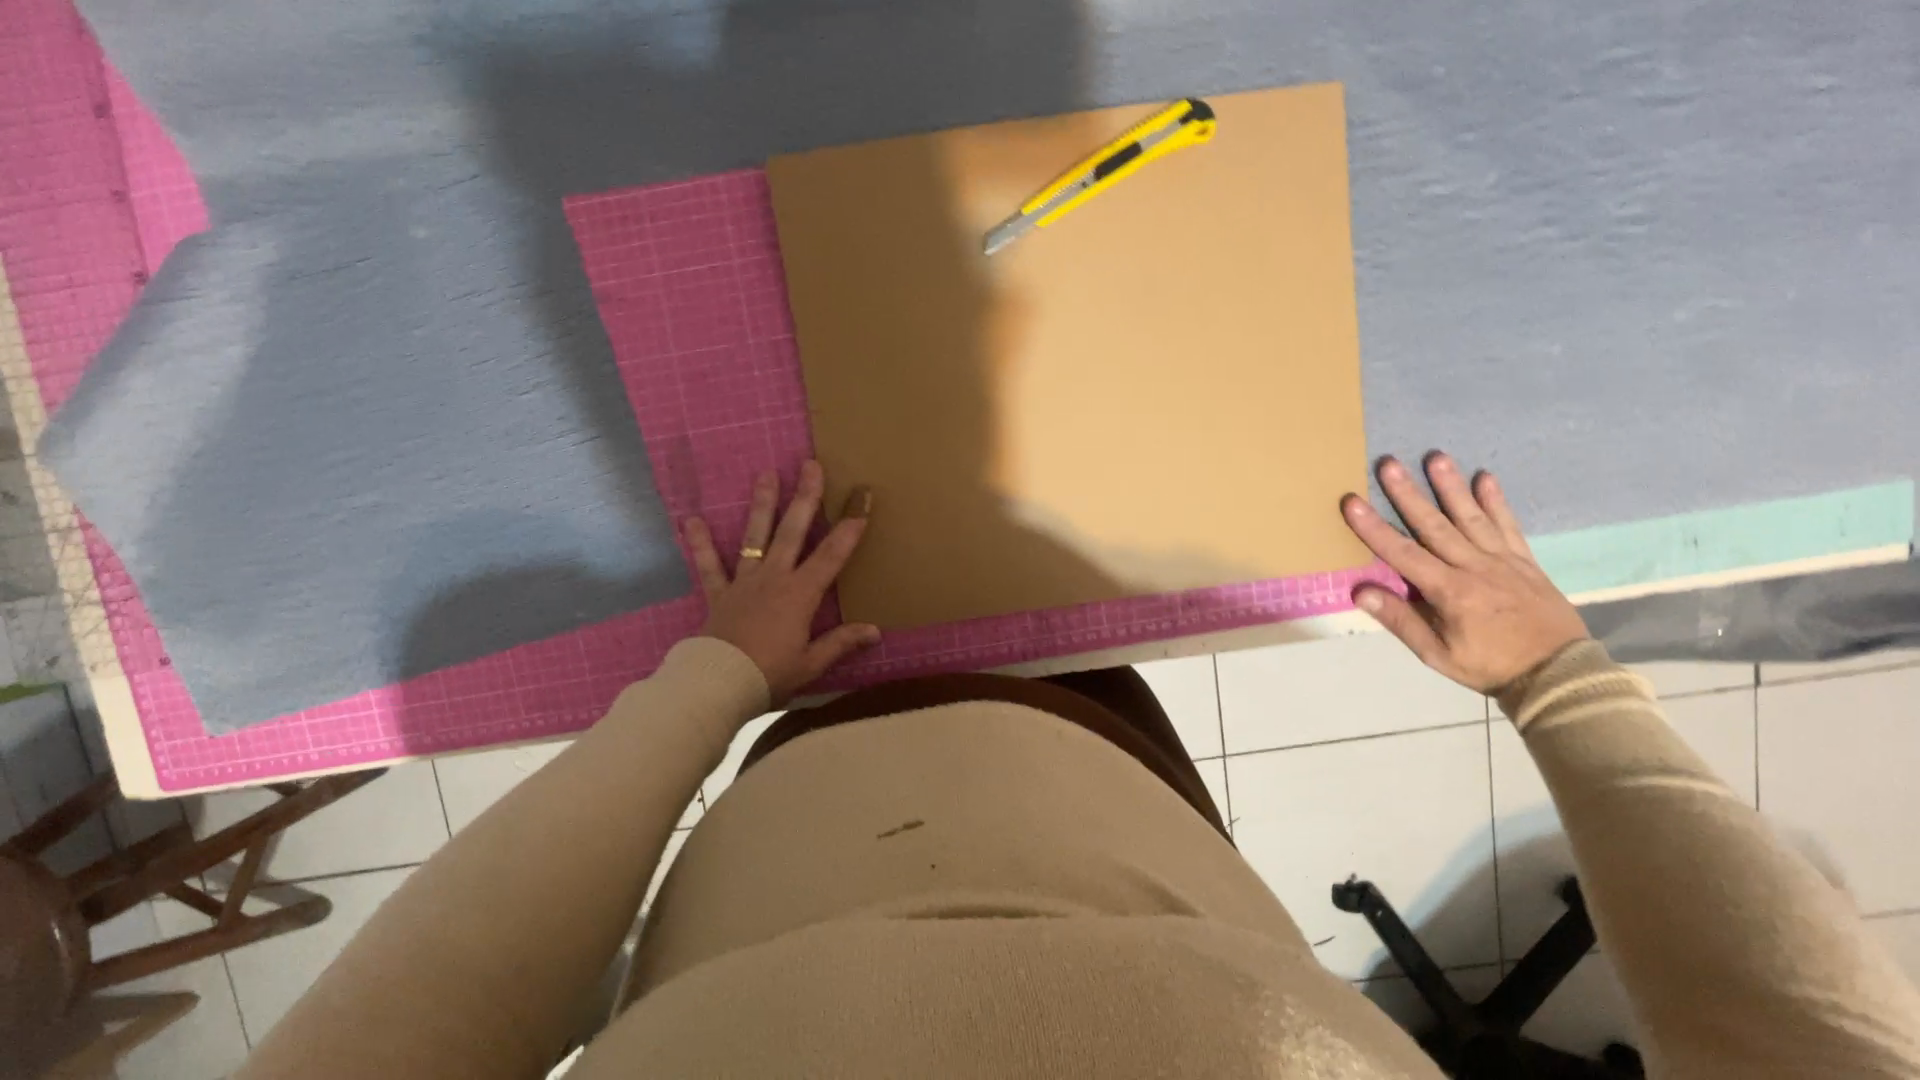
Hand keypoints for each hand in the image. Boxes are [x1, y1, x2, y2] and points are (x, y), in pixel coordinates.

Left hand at [683, 461, 879, 704]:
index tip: (862, 502)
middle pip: (793, 532)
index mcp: (800, 594)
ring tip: (765, 474)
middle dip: (805, 497)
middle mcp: (774, 579)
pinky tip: (692, 520)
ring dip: (762, 505)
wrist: (718, 683)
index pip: (832, 556)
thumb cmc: (770, 674)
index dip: (849, 529)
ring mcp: (744, 583)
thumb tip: (875, 631)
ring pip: (756, 537)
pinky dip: (701, 544)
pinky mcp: (719, 595)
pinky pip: (709, 566)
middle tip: (810, 465)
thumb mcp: (811, 664)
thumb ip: (841, 643)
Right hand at [1340, 452, 1588, 692]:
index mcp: (1449, 591)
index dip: (1374, 528)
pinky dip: (1497, 501)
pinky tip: (1486, 478)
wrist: (1558, 675)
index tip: (1352, 502)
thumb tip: (1360, 592)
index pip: (1402, 554)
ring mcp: (1502, 560)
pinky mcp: (1524, 561)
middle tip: (1389, 463)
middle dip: (1409, 494)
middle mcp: (1474, 567)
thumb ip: (1400, 620)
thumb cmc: (1489, 666)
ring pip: (1471, 517)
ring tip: (1436, 457)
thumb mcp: (1437, 654)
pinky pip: (1508, 525)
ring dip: (1451, 486)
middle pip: (1434, 525)